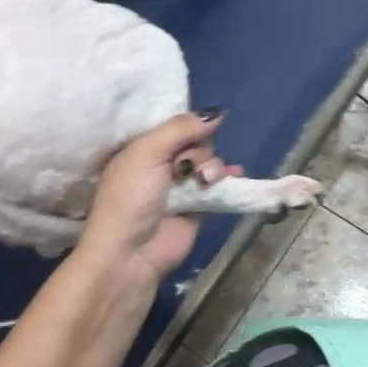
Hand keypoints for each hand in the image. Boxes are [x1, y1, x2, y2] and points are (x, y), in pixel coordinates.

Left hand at [79, 111, 240, 283]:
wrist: (131, 252)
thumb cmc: (131, 197)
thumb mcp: (147, 152)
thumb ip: (180, 129)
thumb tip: (217, 113)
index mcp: (141, 149)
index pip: (173, 127)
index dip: (188, 126)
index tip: (197, 129)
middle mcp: (161, 165)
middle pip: (195, 144)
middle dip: (199, 151)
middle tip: (187, 168)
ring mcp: (180, 188)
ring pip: (208, 164)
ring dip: (213, 167)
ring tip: (207, 180)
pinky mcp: (197, 209)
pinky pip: (218, 188)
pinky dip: (228, 182)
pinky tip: (236, 177)